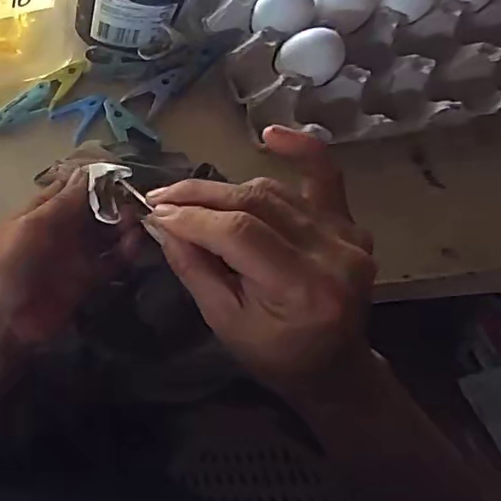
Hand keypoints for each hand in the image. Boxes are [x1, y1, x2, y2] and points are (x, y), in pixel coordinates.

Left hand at [0, 169, 143, 346]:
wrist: (5, 322)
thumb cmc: (9, 267)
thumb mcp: (30, 228)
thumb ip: (59, 203)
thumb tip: (85, 173)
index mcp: (37, 215)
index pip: (67, 189)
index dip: (90, 179)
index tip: (121, 169)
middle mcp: (57, 231)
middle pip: (91, 210)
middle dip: (113, 202)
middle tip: (136, 197)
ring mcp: (73, 255)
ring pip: (105, 234)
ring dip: (122, 225)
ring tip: (137, 219)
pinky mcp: (87, 279)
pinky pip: (112, 261)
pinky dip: (126, 252)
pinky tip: (136, 243)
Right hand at [143, 126, 377, 396]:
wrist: (331, 365)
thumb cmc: (271, 352)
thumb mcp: (220, 318)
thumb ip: (192, 266)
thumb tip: (159, 222)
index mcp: (302, 288)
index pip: (238, 233)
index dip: (190, 217)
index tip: (152, 212)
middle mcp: (333, 254)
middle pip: (255, 203)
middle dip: (197, 196)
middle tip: (157, 197)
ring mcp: (346, 235)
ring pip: (271, 191)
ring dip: (222, 188)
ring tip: (185, 196)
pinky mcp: (348, 225)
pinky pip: (326, 179)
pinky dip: (303, 152)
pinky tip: (272, 134)